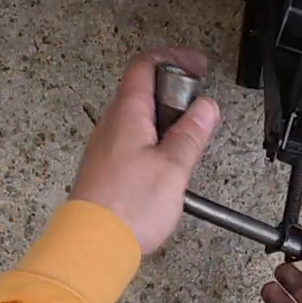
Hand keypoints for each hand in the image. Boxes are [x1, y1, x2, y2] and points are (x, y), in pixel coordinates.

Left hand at [69, 48, 220, 253]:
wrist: (95, 244)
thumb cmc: (129, 207)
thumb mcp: (173, 167)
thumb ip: (191, 134)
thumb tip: (206, 108)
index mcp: (127, 113)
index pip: (146, 65)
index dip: (175, 58)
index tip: (198, 67)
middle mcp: (110, 126)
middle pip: (141, 92)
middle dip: (173, 95)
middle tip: (195, 113)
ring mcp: (104, 149)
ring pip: (136, 121)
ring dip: (163, 125)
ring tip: (183, 148)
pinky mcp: (104, 172)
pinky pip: (129, 146)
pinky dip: (150, 146)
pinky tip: (162, 171)